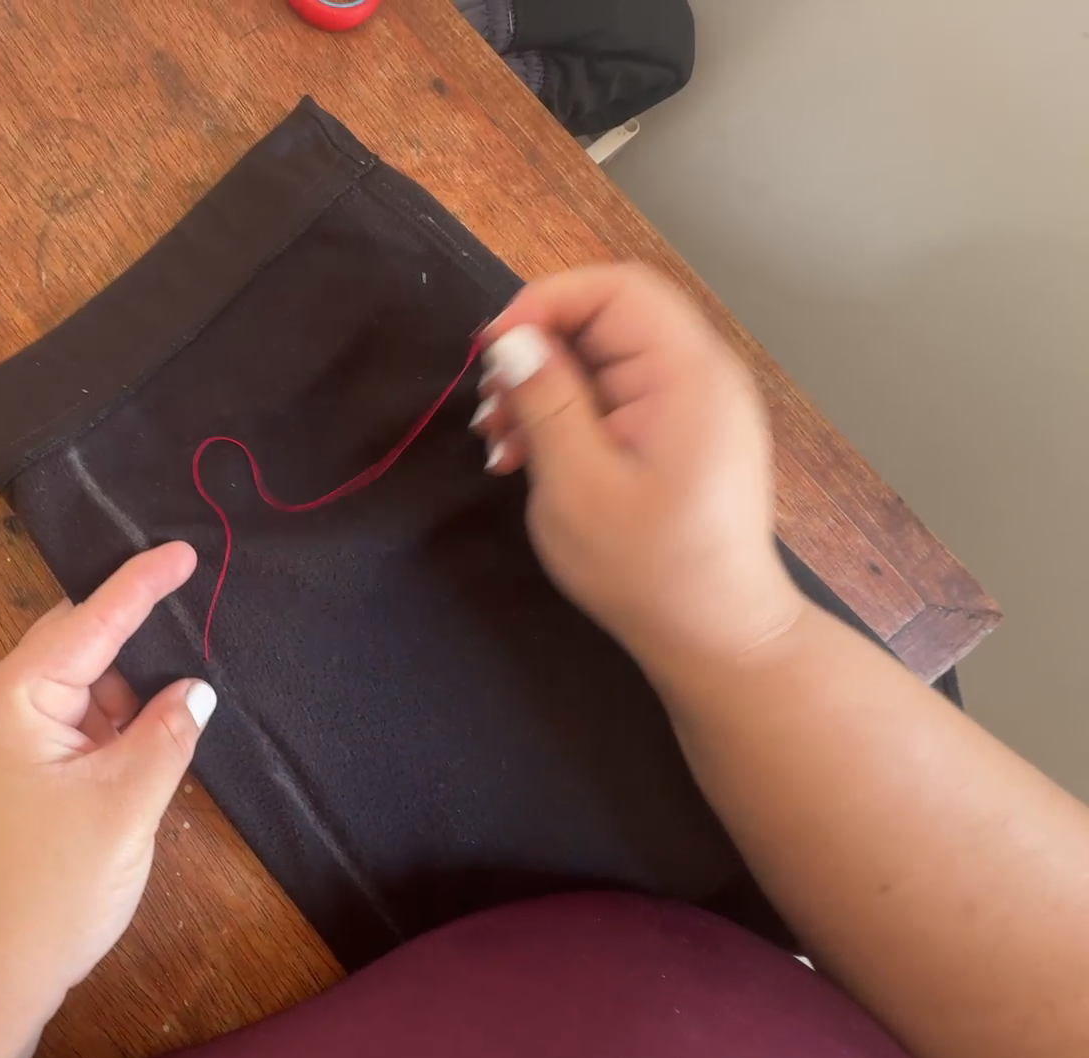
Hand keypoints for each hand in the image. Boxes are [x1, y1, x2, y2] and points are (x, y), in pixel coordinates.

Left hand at [0, 541, 216, 1017]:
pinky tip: (137, 747)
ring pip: (81, 681)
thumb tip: (196, 688)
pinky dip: (111, 723)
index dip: (142, 583)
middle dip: (136, 646)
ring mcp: (5, 729)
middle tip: (189, 645)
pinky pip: (74, 715)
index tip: (183, 550)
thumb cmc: (49, 890)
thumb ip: (167, 734)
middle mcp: (1, 698)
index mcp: (15, 695)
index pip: (91, 621)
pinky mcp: (18, 757)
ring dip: (125, 695)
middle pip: (79, 642)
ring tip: (160, 726)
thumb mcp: (124, 807)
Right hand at [469, 264, 805, 663]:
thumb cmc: (642, 562)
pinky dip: (555, 418)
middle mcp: (692, 375)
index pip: (615, 290)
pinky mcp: (665, 433)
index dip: (543, 303)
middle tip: (487, 410)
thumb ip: (545, 401)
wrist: (708, 630)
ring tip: (499, 445)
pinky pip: (602, 399)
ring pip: (593, 363)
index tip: (487, 351)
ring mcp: (681, 405)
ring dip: (534, 392)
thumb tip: (509, 339)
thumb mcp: (576, 481)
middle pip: (601, 323)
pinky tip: (523, 458)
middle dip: (532, 356)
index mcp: (684, 375)